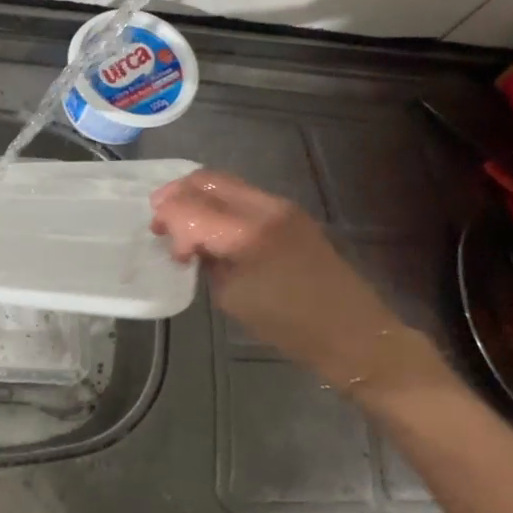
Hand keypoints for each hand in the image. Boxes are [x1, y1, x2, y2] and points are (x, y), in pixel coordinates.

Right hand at [151, 170, 440, 396]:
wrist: (351, 332)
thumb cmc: (286, 324)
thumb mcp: (230, 296)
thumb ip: (206, 259)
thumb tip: (191, 242)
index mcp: (246, 233)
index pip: (189, 206)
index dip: (168, 219)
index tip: (163, 243)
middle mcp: (264, 207)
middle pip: (206, 181)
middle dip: (177, 197)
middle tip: (161, 222)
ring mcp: (282, 206)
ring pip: (225, 183)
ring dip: (198, 198)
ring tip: (185, 227)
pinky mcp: (291, 214)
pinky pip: (243, 195)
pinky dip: (219, 204)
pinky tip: (213, 229)